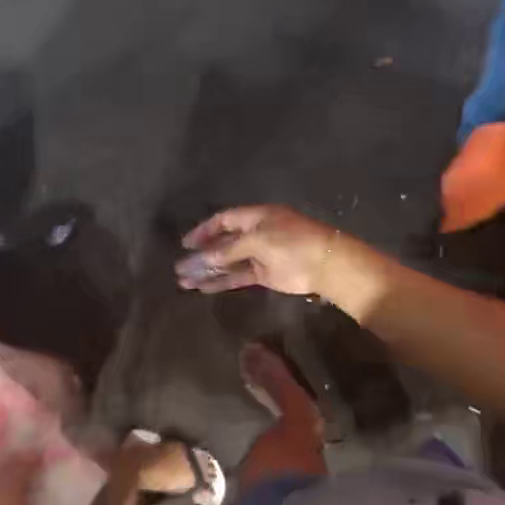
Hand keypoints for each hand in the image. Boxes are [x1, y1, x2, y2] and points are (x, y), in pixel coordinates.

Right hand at [175, 205, 338, 294]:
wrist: (324, 263)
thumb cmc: (291, 243)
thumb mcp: (257, 239)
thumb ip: (229, 249)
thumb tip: (205, 259)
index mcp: (257, 216)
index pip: (225, 219)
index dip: (205, 230)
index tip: (186, 244)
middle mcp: (257, 233)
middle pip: (224, 242)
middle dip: (203, 254)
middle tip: (180, 268)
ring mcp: (261, 254)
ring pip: (229, 262)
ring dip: (208, 271)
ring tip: (184, 282)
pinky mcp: (266, 274)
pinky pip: (239, 276)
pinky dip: (222, 281)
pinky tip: (204, 288)